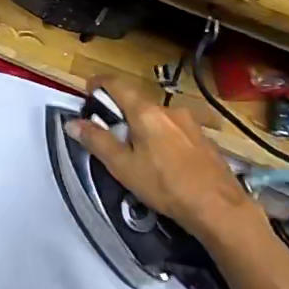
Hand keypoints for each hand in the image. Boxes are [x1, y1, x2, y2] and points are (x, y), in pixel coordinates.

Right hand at [66, 74, 265, 241]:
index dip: (99, 84)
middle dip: (121, 113)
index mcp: (147, 112)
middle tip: (110, 136)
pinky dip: (163, 138)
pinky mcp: (203, 137)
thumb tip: (73, 122)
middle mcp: (170, 109)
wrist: (216, 204)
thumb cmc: (164, 185)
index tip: (88, 93)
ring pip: (158, 117)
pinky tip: (164, 162)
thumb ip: (98, 141)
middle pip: (138, 102)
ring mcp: (190, 122)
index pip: (118, 84)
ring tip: (138, 155)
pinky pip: (175, 130)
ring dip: (144, 127)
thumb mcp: (123, 167)